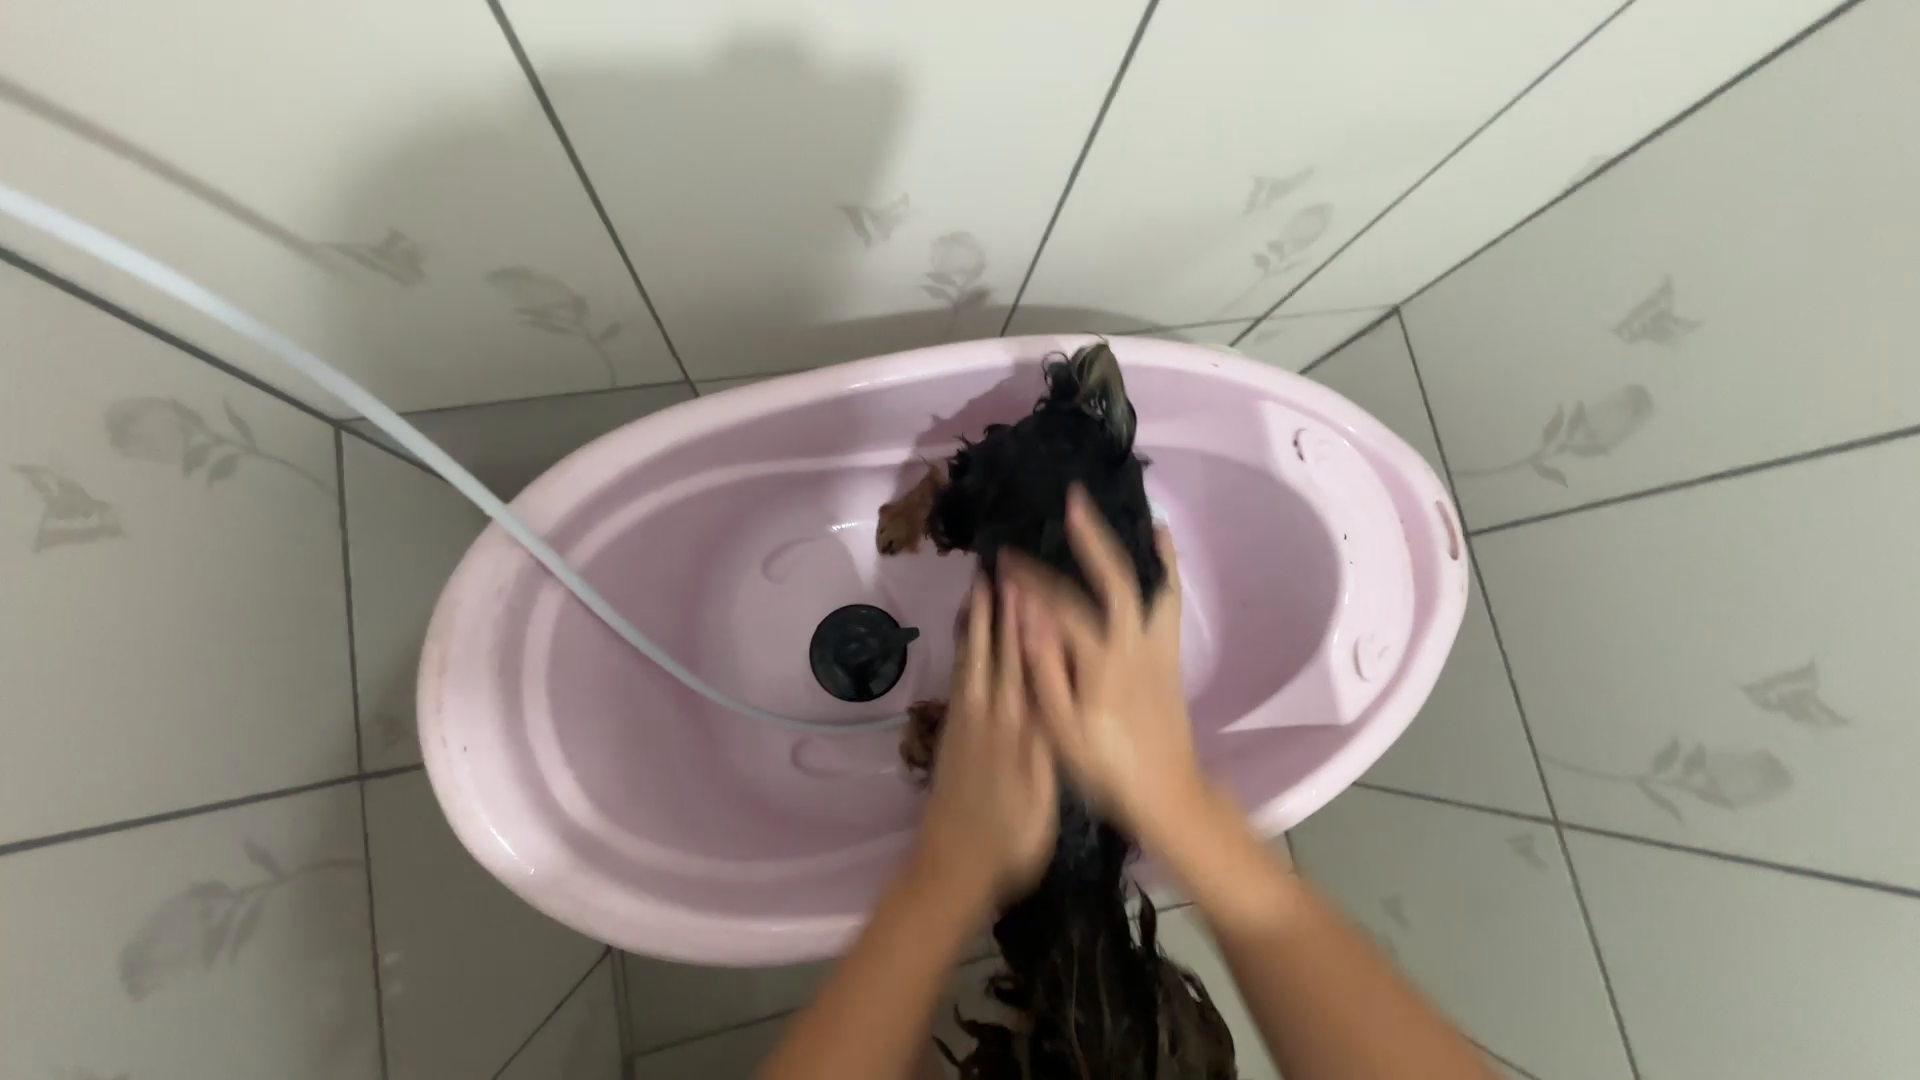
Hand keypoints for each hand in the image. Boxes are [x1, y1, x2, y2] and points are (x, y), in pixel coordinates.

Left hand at [912, 576, 1058, 905]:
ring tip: (974, 594)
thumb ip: (1044, 742)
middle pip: (989, 655)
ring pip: (969, 665)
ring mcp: (964, 726)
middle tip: (990, 573)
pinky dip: (963, 656)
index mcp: (1013, 729)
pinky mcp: (952, 738)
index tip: (1021, 584)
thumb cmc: (1009, 839)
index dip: (1019, 624)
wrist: (951, 869)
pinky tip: (966, 647)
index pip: (1019, 665)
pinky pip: (959, 682)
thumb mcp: (1041, 797)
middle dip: (991, 613)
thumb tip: (1052, 690)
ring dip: (973, 628)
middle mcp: (986, 718)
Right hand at [1011, 486, 1206, 840]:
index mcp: (1101, 665)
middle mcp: (1134, 646)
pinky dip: (1168, 570)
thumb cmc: (1104, 769)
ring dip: (1142, 546)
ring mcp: (1158, 648)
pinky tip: (1163, 548)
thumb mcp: (1061, 730)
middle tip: (1074, 502)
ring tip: (1138, 511)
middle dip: (1091, 539)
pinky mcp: (1171, 655)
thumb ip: (1045, 670)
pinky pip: (1171, 602)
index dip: (1030, 581)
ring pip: (1153, 585)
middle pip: (1114, 580)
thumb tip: (1027, 617)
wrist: (1166, 796)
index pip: (1060, 608)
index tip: (1004, 559)